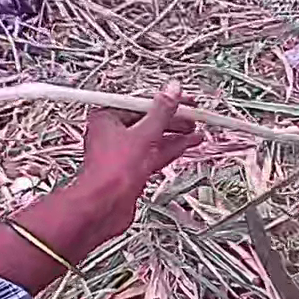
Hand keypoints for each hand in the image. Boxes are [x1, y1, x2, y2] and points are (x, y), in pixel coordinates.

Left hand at [69, 85, 202, 241]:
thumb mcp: (143, 135)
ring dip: (175, 136)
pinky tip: (185, 146)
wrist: (103, 207)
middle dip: (173, 120)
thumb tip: (172, 91)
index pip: (142, 104)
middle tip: (193, 117)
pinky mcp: (131, 172)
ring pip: (153, 140)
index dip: (166, 102)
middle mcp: (112, 135)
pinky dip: (170, 150)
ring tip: (195, 132)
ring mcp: (122, 155)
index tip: (185, 101)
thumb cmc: (109, 173)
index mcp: (107, 119)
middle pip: (149, 122)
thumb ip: (161, 113)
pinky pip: (153, 156)